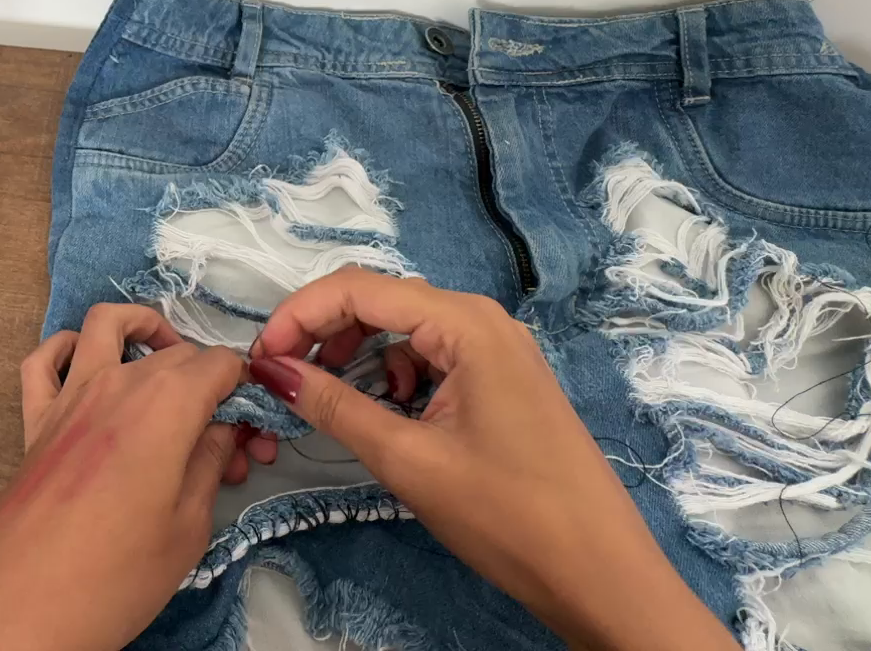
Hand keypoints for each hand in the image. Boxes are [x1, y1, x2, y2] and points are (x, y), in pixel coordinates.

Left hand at [0, 305, 247, 650]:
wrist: (24, 602)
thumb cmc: (118, 573)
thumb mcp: (189, 526)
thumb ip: (211, 463)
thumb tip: (224, 430)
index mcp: (167, 402)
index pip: (219, 365)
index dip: (244, 387)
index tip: (252, 426)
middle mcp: (119, 380)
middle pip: (176, 352)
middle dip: (210, 382)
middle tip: (223, 439)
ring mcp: (71, 392)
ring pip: (106, 323)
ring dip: (140, 327)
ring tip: (164, 360)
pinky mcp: (35, 415)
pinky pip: (43, 360)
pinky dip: (64, 349)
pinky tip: (85, 367)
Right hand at [249, 270, 736, 650]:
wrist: (607, 583)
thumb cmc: (509, 517)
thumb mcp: (407, 459)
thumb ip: (332, 404)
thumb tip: (269, 370)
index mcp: (464, 323)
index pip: (358, 288)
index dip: (299, 314)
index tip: (263, 356)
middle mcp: (480, 317)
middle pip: (378, 299)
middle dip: (323, 330)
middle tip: (284, 373)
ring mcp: (494, 344)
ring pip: (400, 324)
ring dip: (354, 350)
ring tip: (328, 392)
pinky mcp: (498, 373)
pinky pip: (427, 351)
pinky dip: (391, 370)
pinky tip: (385, 408)